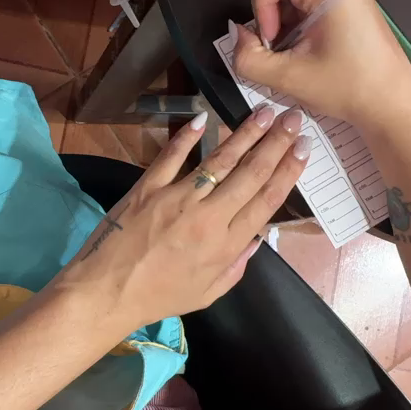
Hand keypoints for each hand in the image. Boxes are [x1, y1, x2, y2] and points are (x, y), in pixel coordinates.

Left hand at [52, 105, 307, 333]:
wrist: (106, 292)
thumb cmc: (157, 297)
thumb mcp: (207, 294)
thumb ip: (236, 266)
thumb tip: (258, 237)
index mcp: (225, 246)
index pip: (266, 201)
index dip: (288, 172)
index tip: (304, 149)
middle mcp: (207, 218)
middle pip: (250, 174)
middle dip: (276, 143)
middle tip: (294, 118)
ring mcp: (176, 199)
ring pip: (219, 161)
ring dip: (245, 134)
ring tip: (265, 112)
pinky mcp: (147, 188)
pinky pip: (171, 157)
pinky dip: (187, 137)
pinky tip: (204, 118)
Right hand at [231, 0, 410, 128]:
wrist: (389, 102)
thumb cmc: (347, 88)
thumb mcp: (286, 77)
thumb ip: (247, 57)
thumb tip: (237, 35)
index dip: (259, 6)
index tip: (274, 39)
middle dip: (269, 15)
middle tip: (283, 49)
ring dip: (281, 23)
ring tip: (298, 53)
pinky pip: (302, 0)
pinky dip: (294, 24)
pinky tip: (307, 48)